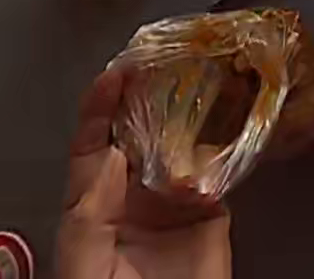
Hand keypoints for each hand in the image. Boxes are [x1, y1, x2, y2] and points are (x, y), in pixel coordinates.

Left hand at [56, 71, 230, 278]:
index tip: (117, 71)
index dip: (101, 104)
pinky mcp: (212, 208)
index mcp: (96, 203)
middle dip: (149, 92)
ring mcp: (175, 196)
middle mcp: (134, 190)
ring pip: (180, 139)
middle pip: (139, 130)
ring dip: (188, 105)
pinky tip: (229, 106)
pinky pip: (217, 165)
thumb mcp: (84, 262)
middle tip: (164, 55)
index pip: (93, 142)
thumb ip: (91, 208)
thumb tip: (114, 150)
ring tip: (199, 67)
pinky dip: (222, 136)